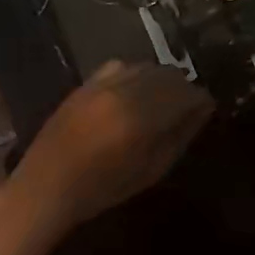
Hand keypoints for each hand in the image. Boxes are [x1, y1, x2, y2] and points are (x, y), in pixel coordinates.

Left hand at [7, 61, 214, 233]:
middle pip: (169, 74)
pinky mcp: (86, 82)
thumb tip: (203, 110)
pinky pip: (122, 65)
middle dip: (185, 88)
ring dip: (162, 79)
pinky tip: (135, 91)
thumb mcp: (152, 170)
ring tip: (163, 99)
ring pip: (148, 66)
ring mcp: (102, 83)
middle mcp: (123, 91)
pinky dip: (137, 74)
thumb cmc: (103, 188)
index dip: (202, 100)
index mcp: (141, 117)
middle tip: (188, 107)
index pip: (187, 94)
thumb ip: (181, 136)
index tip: (207, 110)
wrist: (46, 187)